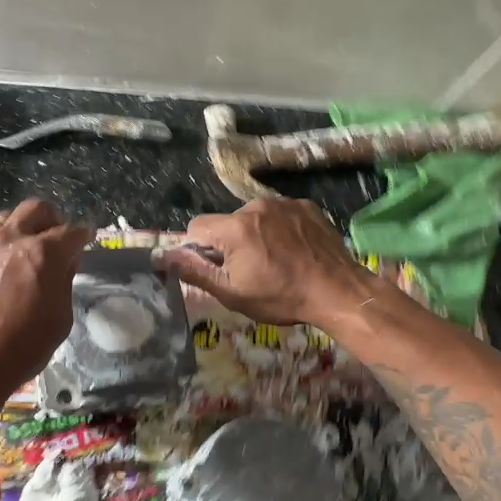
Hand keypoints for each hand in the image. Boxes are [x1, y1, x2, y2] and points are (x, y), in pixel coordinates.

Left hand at [0, 199, 90, 395]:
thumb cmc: (23, 347)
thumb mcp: (60, 319)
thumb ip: (64, 283)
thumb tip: (64, 263)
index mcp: (43, 253)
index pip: (71, 231)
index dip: (83, 235)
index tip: (86, 240)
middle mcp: (11, 240)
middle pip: (36, 209)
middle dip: (52, 219)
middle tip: (56, 237)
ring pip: (5, 219)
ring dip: (21, 228)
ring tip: (24, 250)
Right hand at [159, 198, 376, 325]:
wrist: (338, 291)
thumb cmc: (282, 297)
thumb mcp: (232, 294)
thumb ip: (194, 272)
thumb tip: (162, 257)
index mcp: (235, 227)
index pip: (197, 227)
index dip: (200, 249)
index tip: (218, 269)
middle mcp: (256, 206)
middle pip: (227, 222)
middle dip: (231, 243)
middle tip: (252, 270)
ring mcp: (284, 202)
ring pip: (254, 217)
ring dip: (256, 235)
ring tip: (276, 261)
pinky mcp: (306, 205)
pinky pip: (280, 213)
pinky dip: (280, 229)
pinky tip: (294, 250)